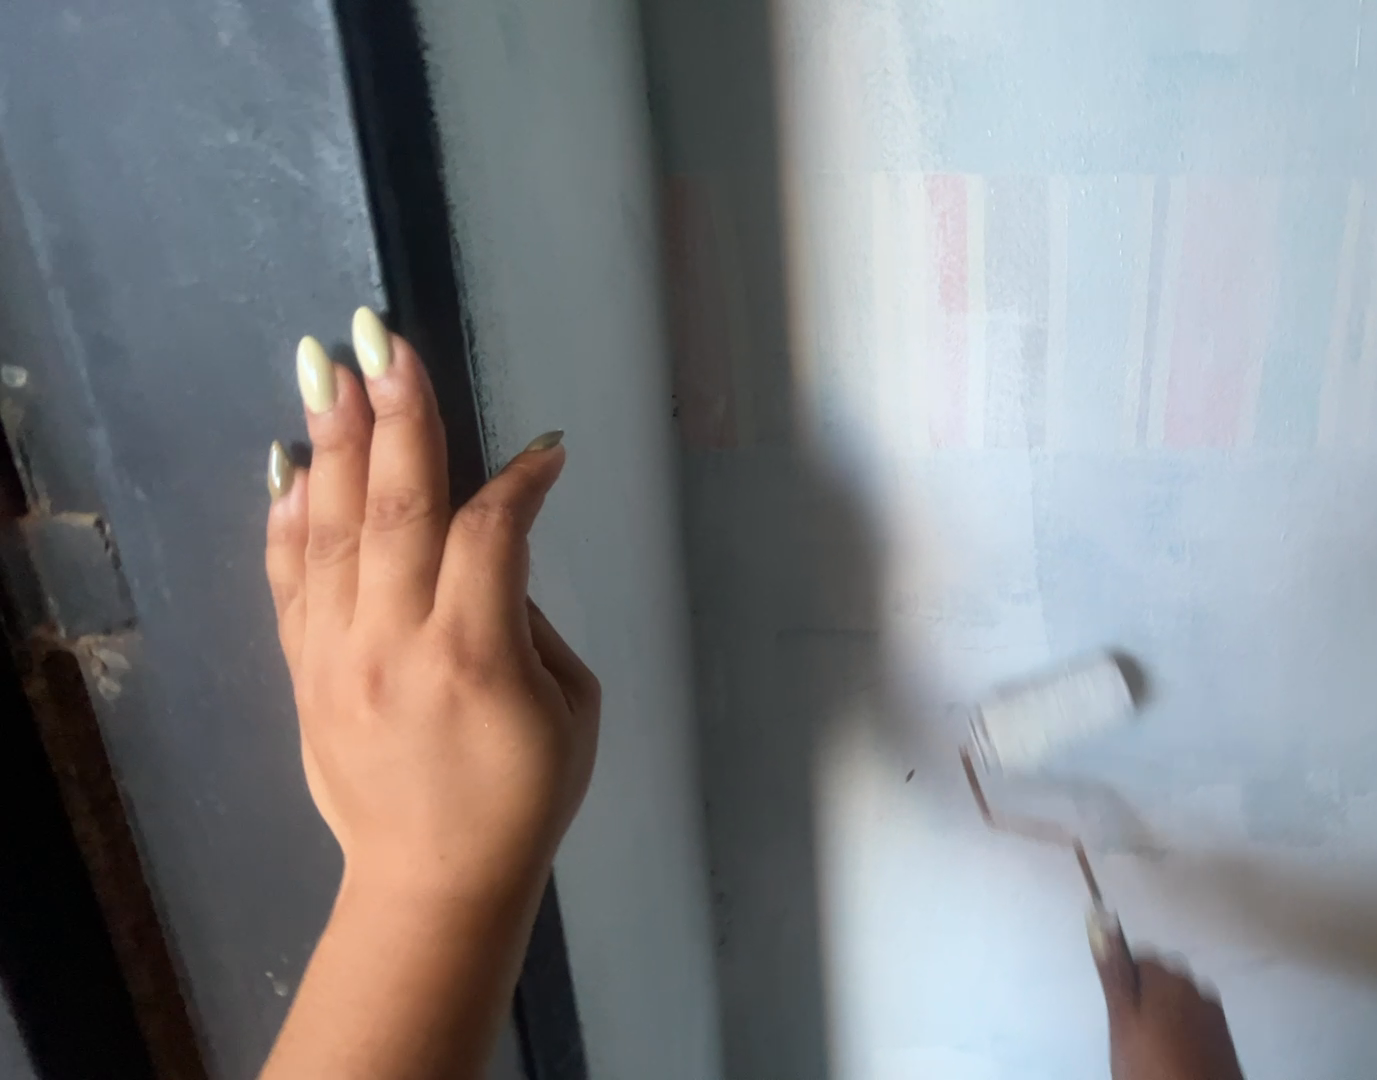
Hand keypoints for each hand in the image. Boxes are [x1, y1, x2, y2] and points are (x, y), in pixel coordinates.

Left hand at [264, 308, 599, 911]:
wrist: (436, 876)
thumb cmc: (529, 790)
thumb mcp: (569, 701)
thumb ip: (525, 621)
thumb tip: (488, 568)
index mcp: (476, 653)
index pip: (489, 533)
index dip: (520, 481)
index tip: (546, 448)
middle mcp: (392, 641)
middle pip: (392, 509)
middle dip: (395, 416)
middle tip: (384, 338)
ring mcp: (333, 654)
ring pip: (329, 529)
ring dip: (332, 442)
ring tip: (328, 366)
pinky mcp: (302, 669)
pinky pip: (288, 576)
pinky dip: (287, 512)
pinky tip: (287, 458)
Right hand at [1091, 916, 1243, 1079]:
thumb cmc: (1153, 1065)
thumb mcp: (1121, 1019)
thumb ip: (1113, 971)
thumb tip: (1102, 924)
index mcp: (1168, 976)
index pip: (1140, 955)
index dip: (1127, 981)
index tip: (1122, 1008)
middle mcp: (1195, 985)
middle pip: (1162, 976)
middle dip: (1147, 996)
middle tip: (1135, 1032)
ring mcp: (1213, 1012)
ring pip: (1181, 1000)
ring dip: (1168, 1014)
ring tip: (1156, 1048)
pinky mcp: (1224, 1037)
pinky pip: (1197, 1021)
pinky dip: (1187, 1031)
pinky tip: (1176, 1056)